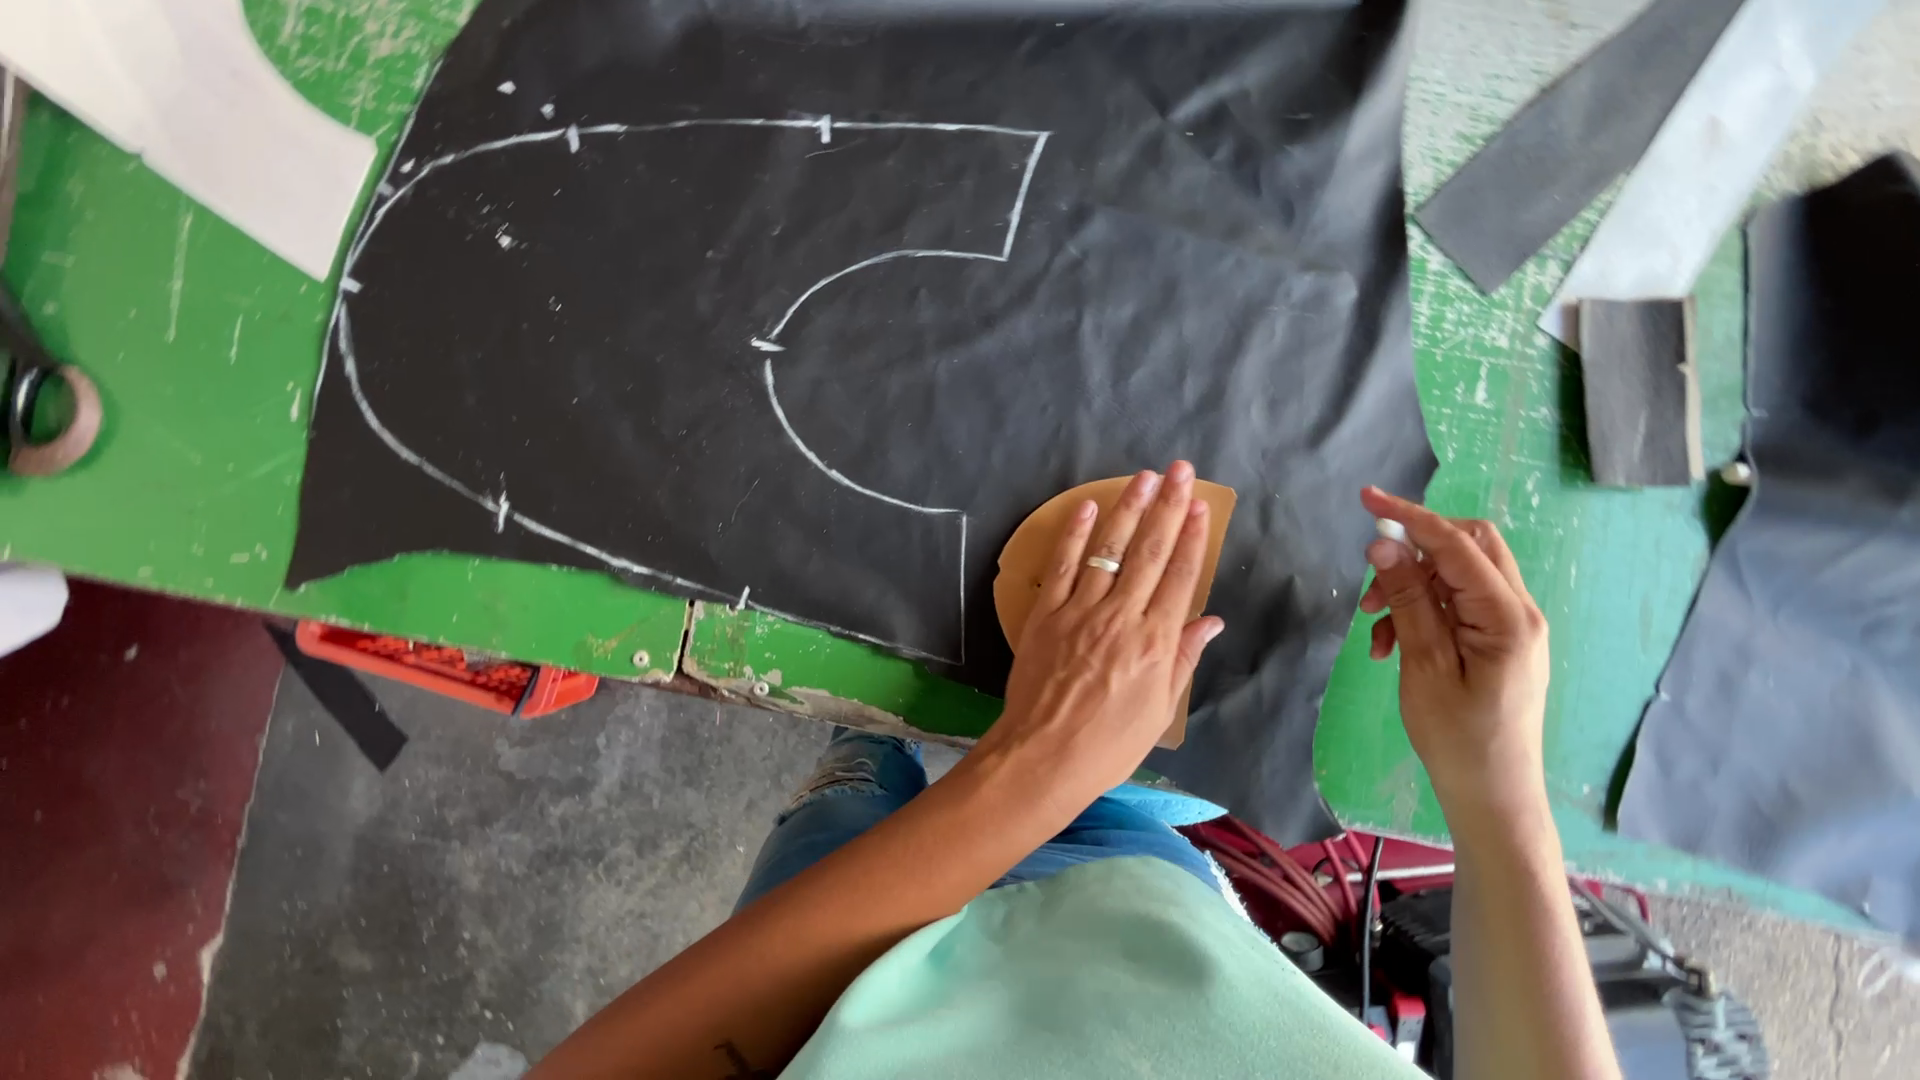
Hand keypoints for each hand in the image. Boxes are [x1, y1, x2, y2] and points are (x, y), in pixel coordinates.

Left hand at [974, 462, 1225, 822]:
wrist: (1045, 755)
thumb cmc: (1110, 743)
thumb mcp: (1160, 708)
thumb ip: (1184, 658)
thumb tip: (1211, 620)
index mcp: (1155, 642)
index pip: (1180, 578)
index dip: (1192, 538)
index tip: (1200, 507)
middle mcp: (1122, 617)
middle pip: (1150, 552)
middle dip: (1168, 507)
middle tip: (1180, 471)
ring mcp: (1081, 612)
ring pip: (1109, 550)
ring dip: (1127, 509)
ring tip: (1143, 477)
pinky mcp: (1046, 614)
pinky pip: (1063, 567)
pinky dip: (1075, 535)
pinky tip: (1086, 508)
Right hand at [1357, 487, 1550, 839]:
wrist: (1491, 793)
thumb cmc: (1457, 737)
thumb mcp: (1423, 666)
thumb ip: (1408, 602)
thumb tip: (1385, 546)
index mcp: (1507, 616)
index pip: (1456, 544)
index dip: (1410, 517)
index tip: (1366, 499)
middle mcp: (1516, 610)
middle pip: (1467, 547)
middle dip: (1413, 551)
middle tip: (1371, 580)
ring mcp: (1508, 625)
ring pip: (1454, 576)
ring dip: (1408, 588)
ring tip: (1373, 626)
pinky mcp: (1495, 640)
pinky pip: (1452, 605)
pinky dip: (1416, 612)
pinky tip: (1387, 643)